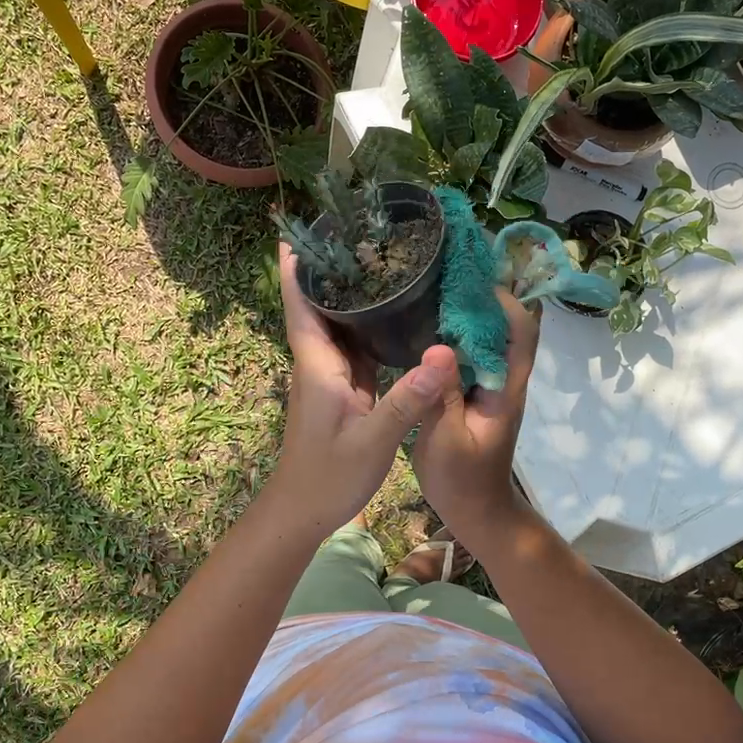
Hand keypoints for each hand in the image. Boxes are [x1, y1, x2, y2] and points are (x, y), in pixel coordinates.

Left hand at [270, 244, 455, 530]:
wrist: (303, 512)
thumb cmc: (329, 476)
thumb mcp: (374, 440)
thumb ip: (408, 399)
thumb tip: (445, 354)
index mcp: (318, 366)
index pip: (301, 305)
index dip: (297, 268)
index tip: (298, 230)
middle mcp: (320, 364)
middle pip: (321, 307)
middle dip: (334, 270)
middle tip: (360, 233)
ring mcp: (330, 379)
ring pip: (339, 326)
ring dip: (352, 296)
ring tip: (381, 262)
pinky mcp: (343, 393)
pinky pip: (355, 350)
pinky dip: (370, 329)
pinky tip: (396, 317)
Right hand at [412, 289, 539, 543]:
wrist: (476, 513)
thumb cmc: (462, 481)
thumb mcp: (445, 440)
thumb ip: (443, 396)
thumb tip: (440, 346)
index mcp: (505, 390)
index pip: (521, 333)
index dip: (505, 301)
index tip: (473, 278)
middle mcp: (503, 381)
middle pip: (507, 327)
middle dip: (484, 297)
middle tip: (446, 272)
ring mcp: (490, 388)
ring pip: (489, 340)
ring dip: (469, 313)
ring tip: (433, 288)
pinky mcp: (474, 394)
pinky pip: (470, 356)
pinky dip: (454, 336)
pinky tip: (424, 325)